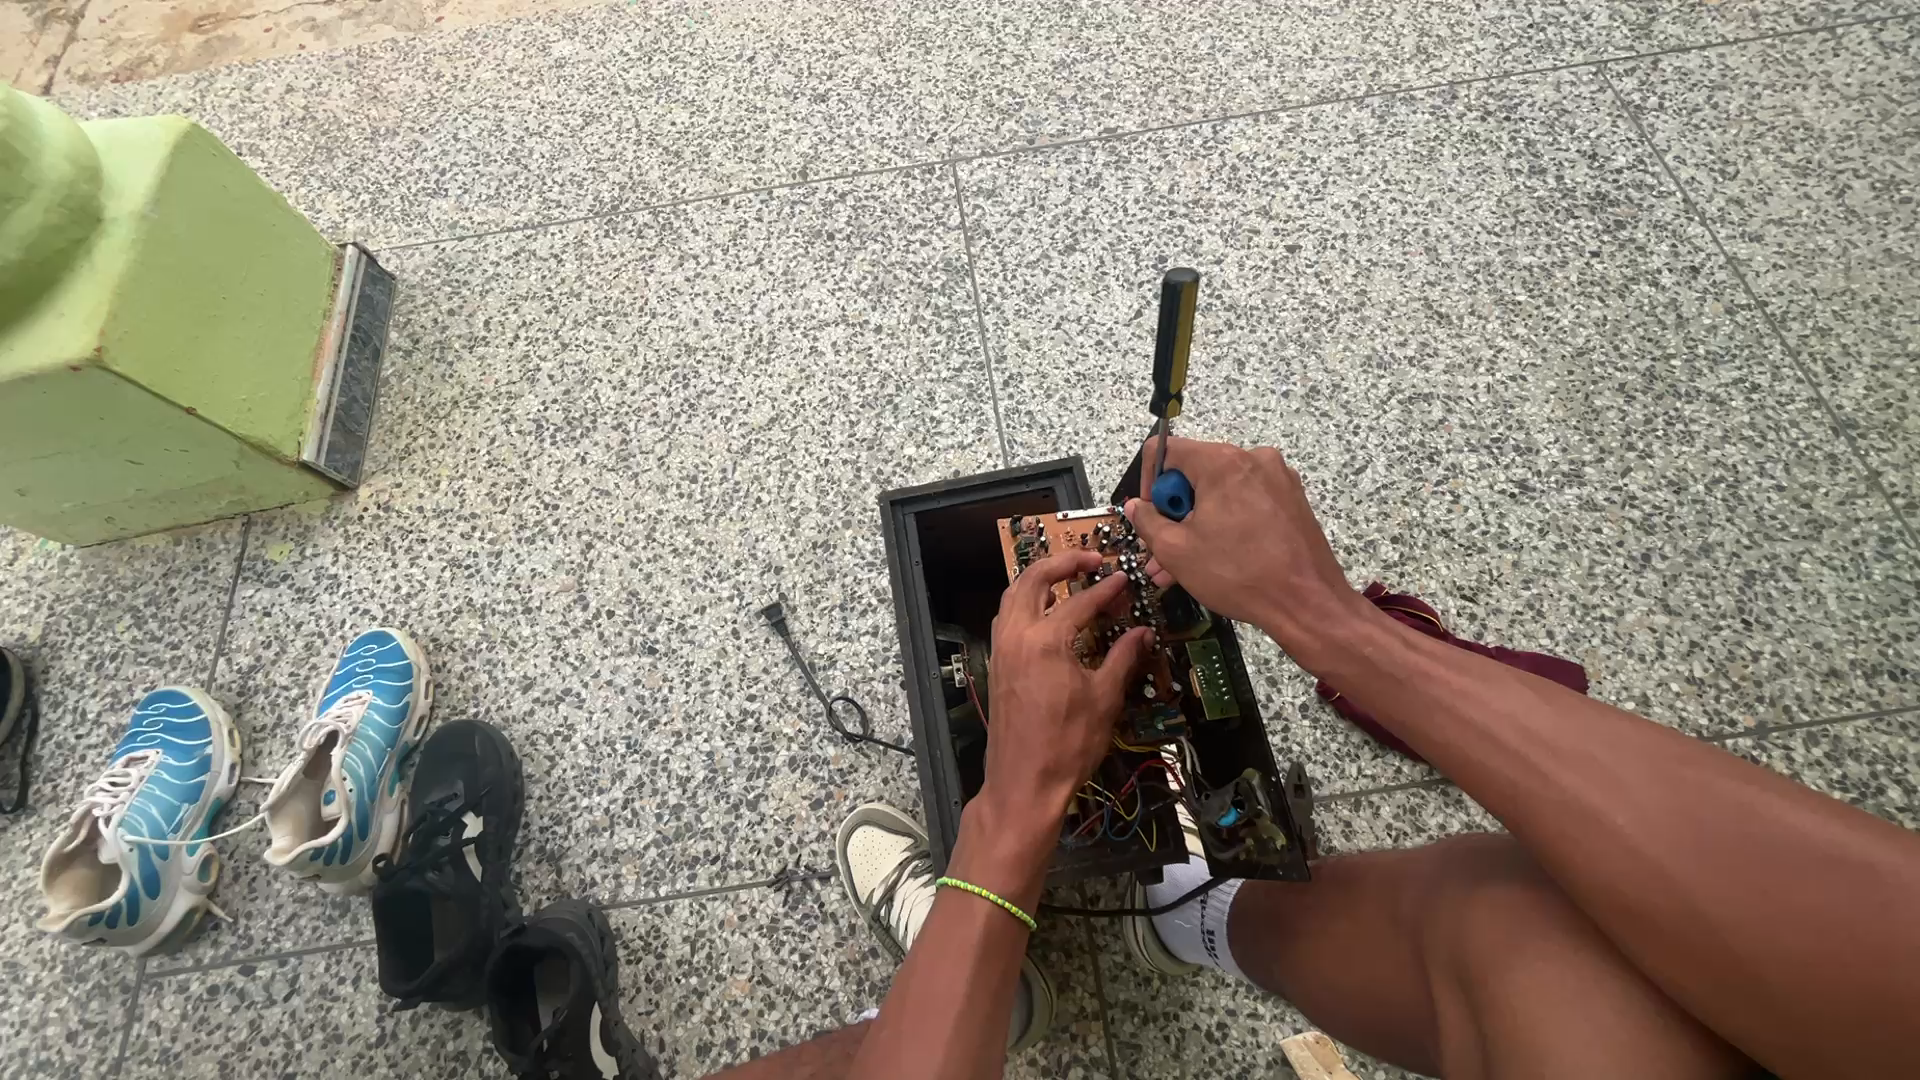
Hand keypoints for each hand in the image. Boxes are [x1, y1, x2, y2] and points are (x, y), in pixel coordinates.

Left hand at [981, 551, 1152, 830]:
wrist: (1023, 783)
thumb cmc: (1067, 745)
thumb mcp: (1104, 699)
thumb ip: (1122, 658)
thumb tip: (1141, 632)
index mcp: (1044, 640)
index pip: (1080, 601)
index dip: (1105, 588)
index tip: (1122, 579)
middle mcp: (1016, 635)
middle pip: (1032, 579)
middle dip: (1061, 563)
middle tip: (1089, 560)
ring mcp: (1001, 648)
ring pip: (1012, 594)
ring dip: (1038, 578)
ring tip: (1066, 577)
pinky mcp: (996, 663)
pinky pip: (1006, 616)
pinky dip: (1023, 601)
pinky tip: (1044, 611)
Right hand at [1125, 436, 1365, 666]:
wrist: (1307, 602)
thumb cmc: (1239, 574)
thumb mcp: (1175, 550)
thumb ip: (1147, 521)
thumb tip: (1137, 507)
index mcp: (1221, 462)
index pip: (1165, 450)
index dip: (1147, 483)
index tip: (1150, 515)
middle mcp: (1252, 459)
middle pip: (1194, 473)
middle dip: (1174, 512)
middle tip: (1162, 550)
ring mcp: (1276, 478)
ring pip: (1219, 493)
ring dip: (1196, 524)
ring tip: (1181, 565)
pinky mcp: (1291, 500)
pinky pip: (1244, 503)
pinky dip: (1225, 524)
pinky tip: (1216, 558)